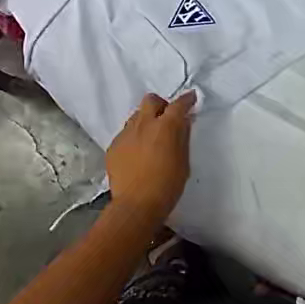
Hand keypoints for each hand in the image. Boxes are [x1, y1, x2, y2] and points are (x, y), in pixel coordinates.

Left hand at [104, 92, 196, 223]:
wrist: (136, 205)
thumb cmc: (167, 186)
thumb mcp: (183, 162)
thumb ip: (183, 137)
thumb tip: (184, 121)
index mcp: (165, 127)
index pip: (178, 105)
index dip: (186, 100)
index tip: (191, 98)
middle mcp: (143, 124)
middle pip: (150, 100)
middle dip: (161, 104)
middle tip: (167, 118)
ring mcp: (125, 134)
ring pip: (136, 116)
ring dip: (146, 120)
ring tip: (151, 137)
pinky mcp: (113, 146)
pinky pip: (125, 133)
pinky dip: (134, 137)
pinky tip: (137, 153)